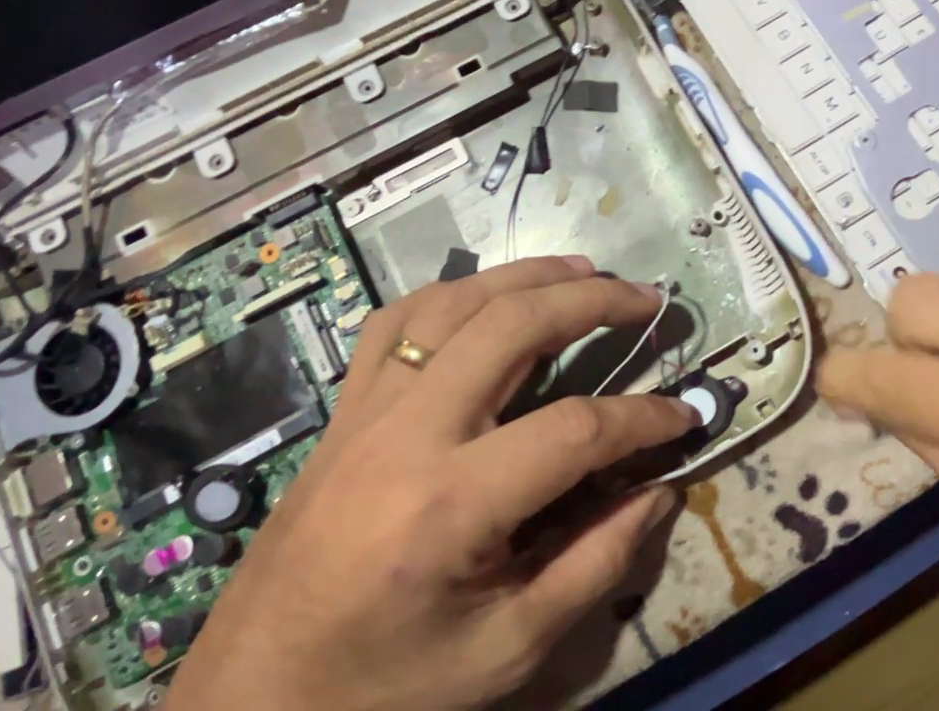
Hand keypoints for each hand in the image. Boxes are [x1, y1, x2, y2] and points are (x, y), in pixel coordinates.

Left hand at [167, 255, 695, 710]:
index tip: (686, 414)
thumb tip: (659, 491)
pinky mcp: (343, 412)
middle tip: (646, 299)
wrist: (252, 699)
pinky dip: (452, 294)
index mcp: (451, 505)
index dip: (642, 418)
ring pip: (451, 305)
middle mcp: (406, 435)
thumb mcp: (507, 649)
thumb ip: (595, 565)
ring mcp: (366, 412)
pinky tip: (489, 296)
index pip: (574, 431)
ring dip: (525, 276)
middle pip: (511, 328)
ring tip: (582, 270)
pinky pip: (396, 324)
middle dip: (591, 302)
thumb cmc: (386, 687)